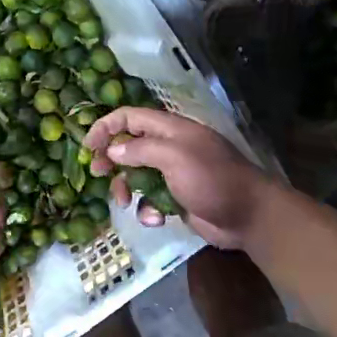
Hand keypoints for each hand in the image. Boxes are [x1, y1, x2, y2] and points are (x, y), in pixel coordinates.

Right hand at [82, 107, 270, 248]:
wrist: (249, 216)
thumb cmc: (213, 180)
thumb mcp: (175, 157)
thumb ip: (141, 150)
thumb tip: (113, 150)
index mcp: (171, 129)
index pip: (131, 117)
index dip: (106, 127)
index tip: (88, 146)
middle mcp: (170, 148)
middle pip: (129, 146)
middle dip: (111, 160)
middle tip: (98, 174)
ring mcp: (173, 174)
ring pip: (136, 176)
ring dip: (126, 189)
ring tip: (124, 203)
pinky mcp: (176, 198)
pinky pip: (150, 200)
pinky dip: (147, 209)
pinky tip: (156, 219)